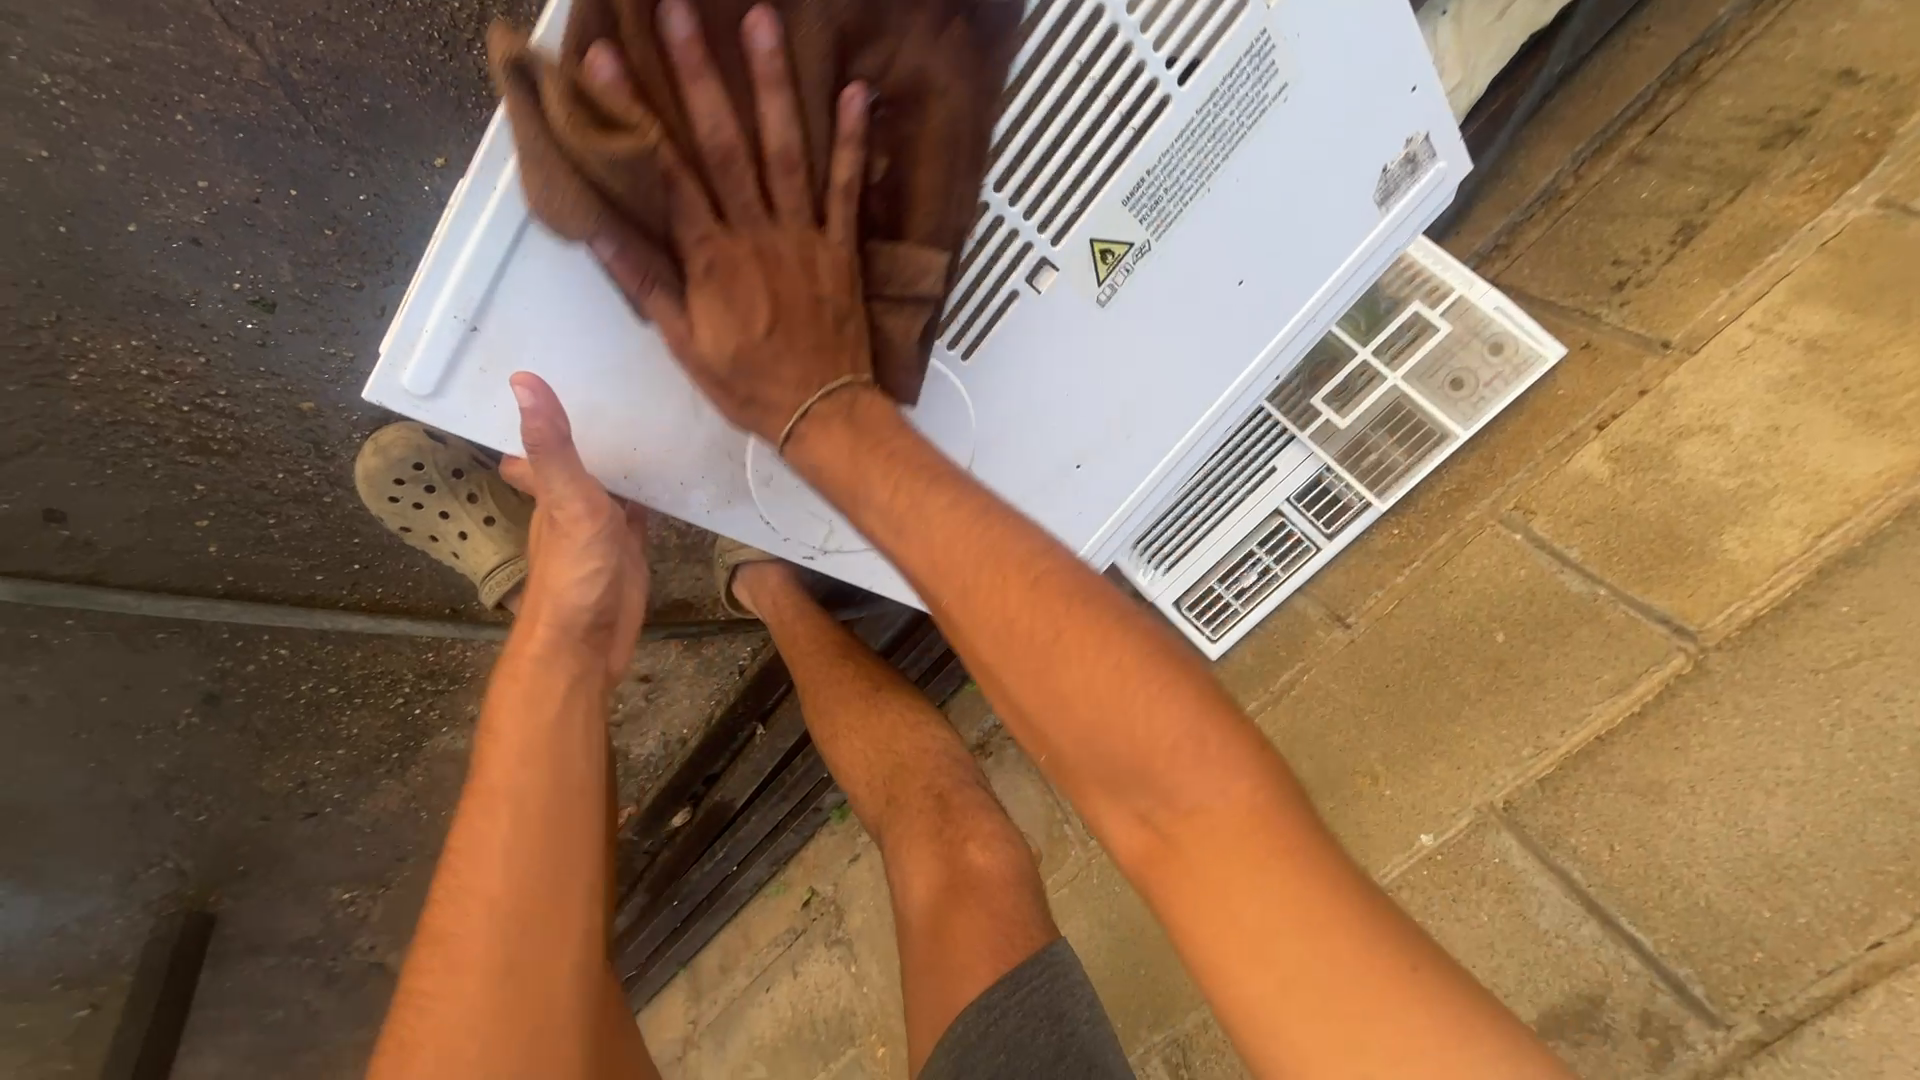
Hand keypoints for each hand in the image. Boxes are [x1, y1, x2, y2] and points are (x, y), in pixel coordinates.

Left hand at [500, 372, 650, 682]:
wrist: (592, 640)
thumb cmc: (573, 572)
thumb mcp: (566, 502)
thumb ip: (553, 447)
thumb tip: (523, 380)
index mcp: (547, 488)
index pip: (533, 442)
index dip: (536, 412)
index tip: (553, 373)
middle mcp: (571, 500)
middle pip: (579, 454)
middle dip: (592, 424)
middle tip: (621, 380)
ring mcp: (602, 524)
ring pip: (612, 478)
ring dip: (626, 453)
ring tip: (656, 410)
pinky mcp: (631, 543)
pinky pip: (641, 507)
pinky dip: (654, 489)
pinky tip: (675, 471)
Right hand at [585, 0, 877, 446]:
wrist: (824, 410)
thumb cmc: (751, 385)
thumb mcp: (685, 344)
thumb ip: (646, 283)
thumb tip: (599, 229)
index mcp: (712, 258)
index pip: (666, 172)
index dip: (634, 112)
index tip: (605, 55)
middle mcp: (756, 234)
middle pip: (723, 143)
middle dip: (699, 72)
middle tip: (680, 11)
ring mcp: (804, 236)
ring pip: (785, 150)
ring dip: (773, 84)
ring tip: (761, 20)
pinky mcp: (841, 247)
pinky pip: (846, 188)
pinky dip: (851, 142)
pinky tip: (855, 92)